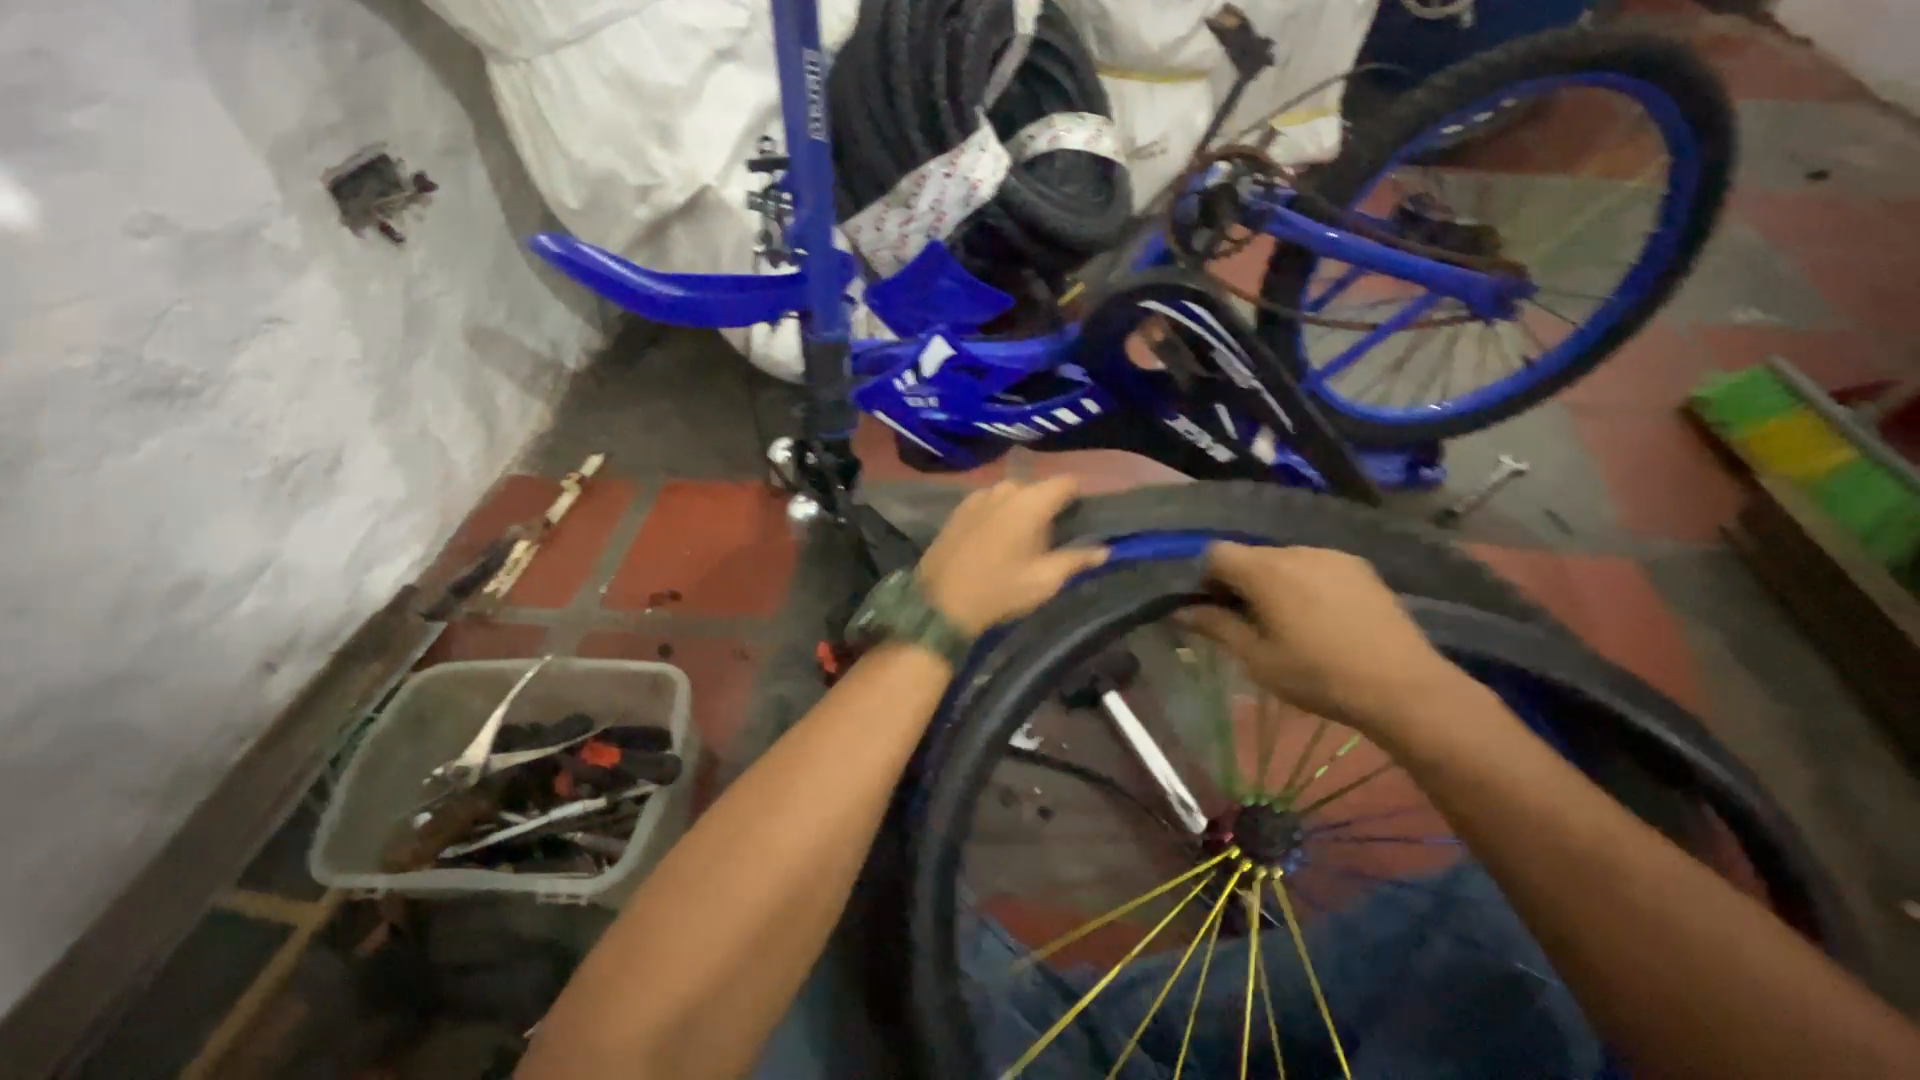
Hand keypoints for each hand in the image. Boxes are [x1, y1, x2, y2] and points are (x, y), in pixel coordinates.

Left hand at [917, 478, 1108, 635]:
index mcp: (1030, 502)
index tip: (1082, 518)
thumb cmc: (999, 591)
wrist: (940, 604)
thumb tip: (1104, 550)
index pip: (1066, 482)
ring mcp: (977, 497)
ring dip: (1022, 509)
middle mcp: (1004, 490)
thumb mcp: (1044, 581)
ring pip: (1011, 494)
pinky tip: (996, 540)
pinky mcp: (959, 509)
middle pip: (1037, 487)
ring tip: (1024, 539)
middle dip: (1048, 506)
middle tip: (1053, 536)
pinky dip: (999, 514)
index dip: (1078, 497)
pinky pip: (989, 503)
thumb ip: (1076, 560)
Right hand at [1179, 543, 1473, 736]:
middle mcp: (1297, 551)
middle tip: (1247, 625)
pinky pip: (1316, 567)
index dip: (1205, 580)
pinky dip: (1305, 584)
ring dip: (1274, 583)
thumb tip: (1180, 610)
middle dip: (1240, 583)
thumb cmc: (1318, 675)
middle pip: (1251, 556)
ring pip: (1285, 560)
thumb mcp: (1258, 659)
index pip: (1216, 553)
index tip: (1213, 613)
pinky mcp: (1360, 568)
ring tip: (1288, 624)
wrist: (1401, 685)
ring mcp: (1333, 556)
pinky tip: (1321, 619)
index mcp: (1265, 570)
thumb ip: (1216, 627)